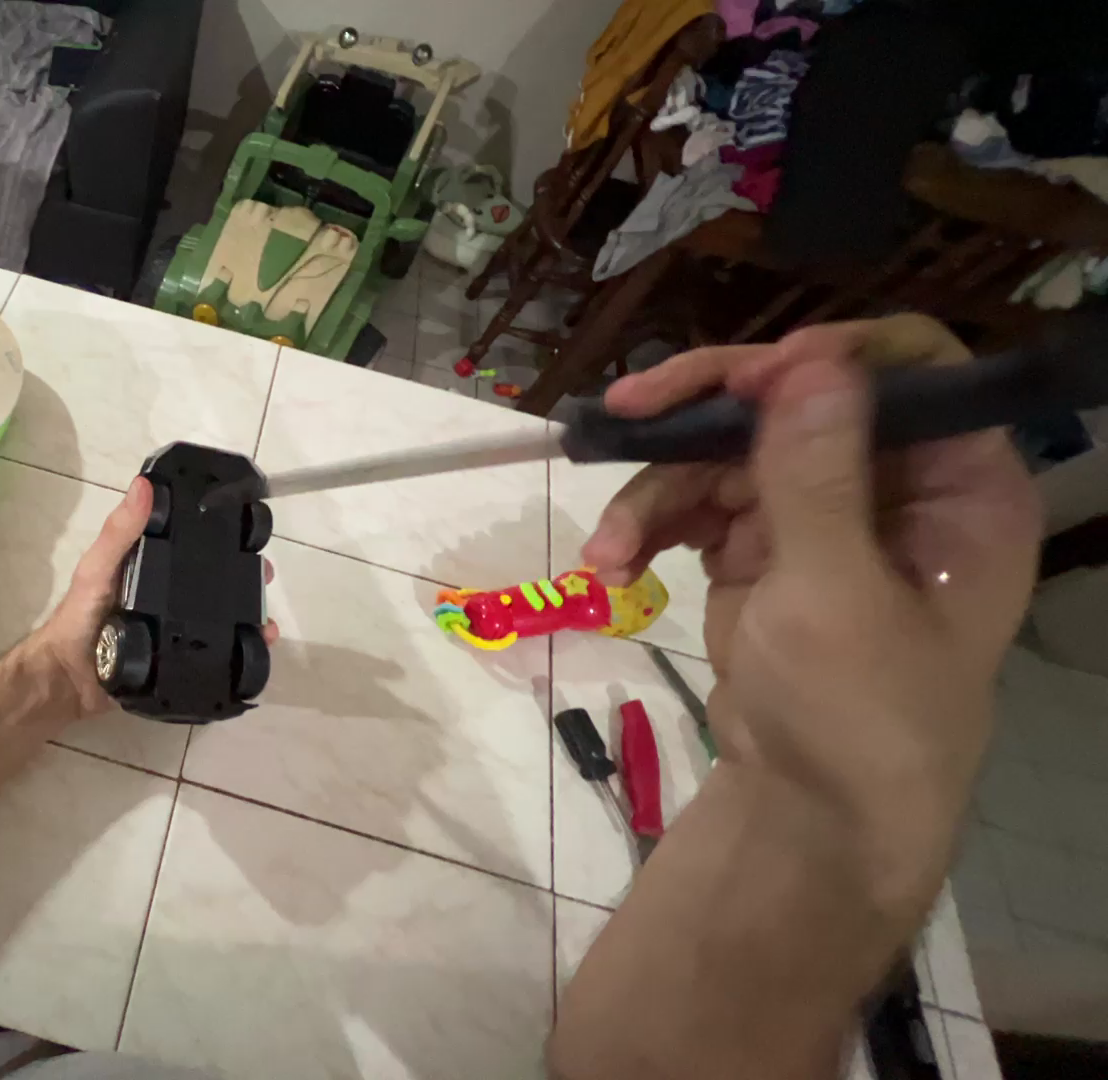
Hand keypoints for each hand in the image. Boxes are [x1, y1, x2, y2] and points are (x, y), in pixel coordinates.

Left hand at [24, 478, 278, 720]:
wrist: (69, 679)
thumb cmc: (80, 617)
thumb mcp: (98, 568)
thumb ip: (119, 533)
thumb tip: (144, 485)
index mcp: (148, 568)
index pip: (188, 546)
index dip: (217, 536)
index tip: (246, 530)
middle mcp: (165, 596)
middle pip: (211, 582)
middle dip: (241, 578)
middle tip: (265, 576)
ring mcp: (174, 629)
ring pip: (218, 617)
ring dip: (246, 615)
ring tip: (267, 621)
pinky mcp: (178, 659)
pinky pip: (213, 651)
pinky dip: (238, 650)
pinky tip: (258, 648)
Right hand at [582, 316, 1039, 897]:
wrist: (805, 796)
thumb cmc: (856, 705)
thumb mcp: (833, 590)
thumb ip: (814, 476)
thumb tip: (803, 362)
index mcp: (948, 483)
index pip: (902, 372)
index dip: (819, 362)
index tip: (739, 383)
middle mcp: (877, 485)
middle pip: (779, 406)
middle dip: (691, 418)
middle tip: (618, 411)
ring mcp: (803, 517)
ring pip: (711, 462)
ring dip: (645, 501)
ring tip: (604, 556)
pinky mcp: (744, 547)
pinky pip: (683, 510)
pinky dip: (641, 534)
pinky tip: (610, 571)